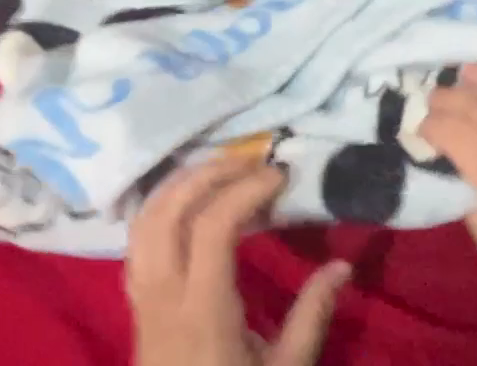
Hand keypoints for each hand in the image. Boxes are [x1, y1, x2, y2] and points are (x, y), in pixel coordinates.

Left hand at [126, 158, 351, 365]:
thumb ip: (311, 316)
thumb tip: (342, 264)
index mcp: (202, 314)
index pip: (211, 227)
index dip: (244, 190)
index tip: (280, 176)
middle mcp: (162, 297)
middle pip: (168, 210)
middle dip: (210, 173)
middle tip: (252, 161)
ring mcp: (140, 299)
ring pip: (144, 220)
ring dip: (182, 184)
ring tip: (223, 170)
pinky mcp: (134, 305)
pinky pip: (137, 240)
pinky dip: (163, 206)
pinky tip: (191, 203)